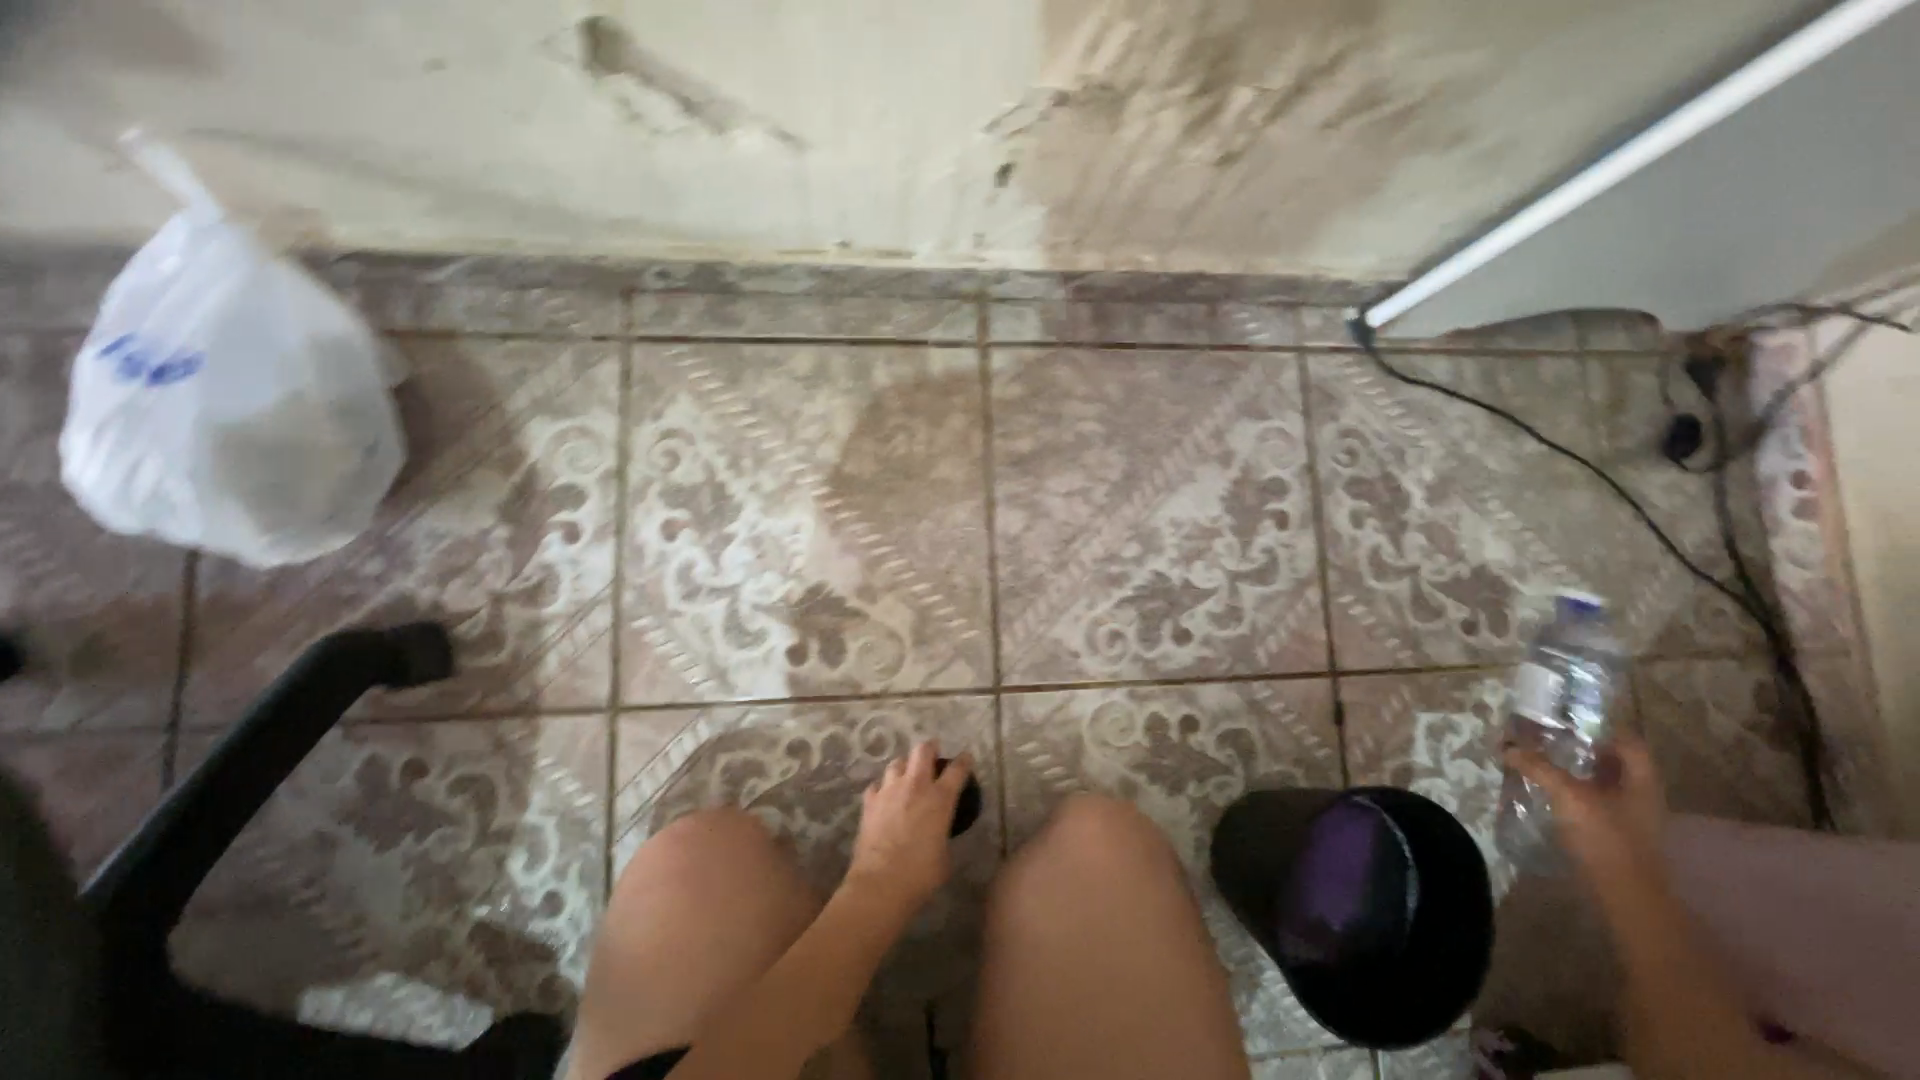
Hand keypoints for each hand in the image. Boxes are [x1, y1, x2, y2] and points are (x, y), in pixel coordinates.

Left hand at [846, 742, 971, 918]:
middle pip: (922, 751)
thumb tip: (939, 834)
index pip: (957, 770)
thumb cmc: (921, 874)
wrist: (881, 883)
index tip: (966, 757)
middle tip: (934, 753)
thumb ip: (944, 835)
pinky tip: (884, 797)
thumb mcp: (945, 855)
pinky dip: (883, 788)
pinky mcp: (869, 802)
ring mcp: (888, 791)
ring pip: (897, 763)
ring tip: (907, 775)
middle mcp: (915, 787)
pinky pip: (877, 785)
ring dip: (905, 766)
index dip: (964, 761)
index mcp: (940, 799)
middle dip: (930, 748)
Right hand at [1506, 733, 1667, 884]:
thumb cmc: (1605, 837)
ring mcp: (1633, 817)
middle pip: (1615, 762)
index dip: (1601, 729)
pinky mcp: (1619, 835)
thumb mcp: (1568, 796)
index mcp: (1641, 779)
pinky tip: (1553, 798)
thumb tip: (1509, 747)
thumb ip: (1539, 768)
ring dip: (1578, 774)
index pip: (1627, 741)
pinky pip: (1598, 804)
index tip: (1568, 724)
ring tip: (1544, 767)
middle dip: (1584, 751)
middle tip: (1550, 742)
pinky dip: (1577, 796)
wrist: (1625, 894)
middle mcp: (1642, 794)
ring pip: (1605, 784)